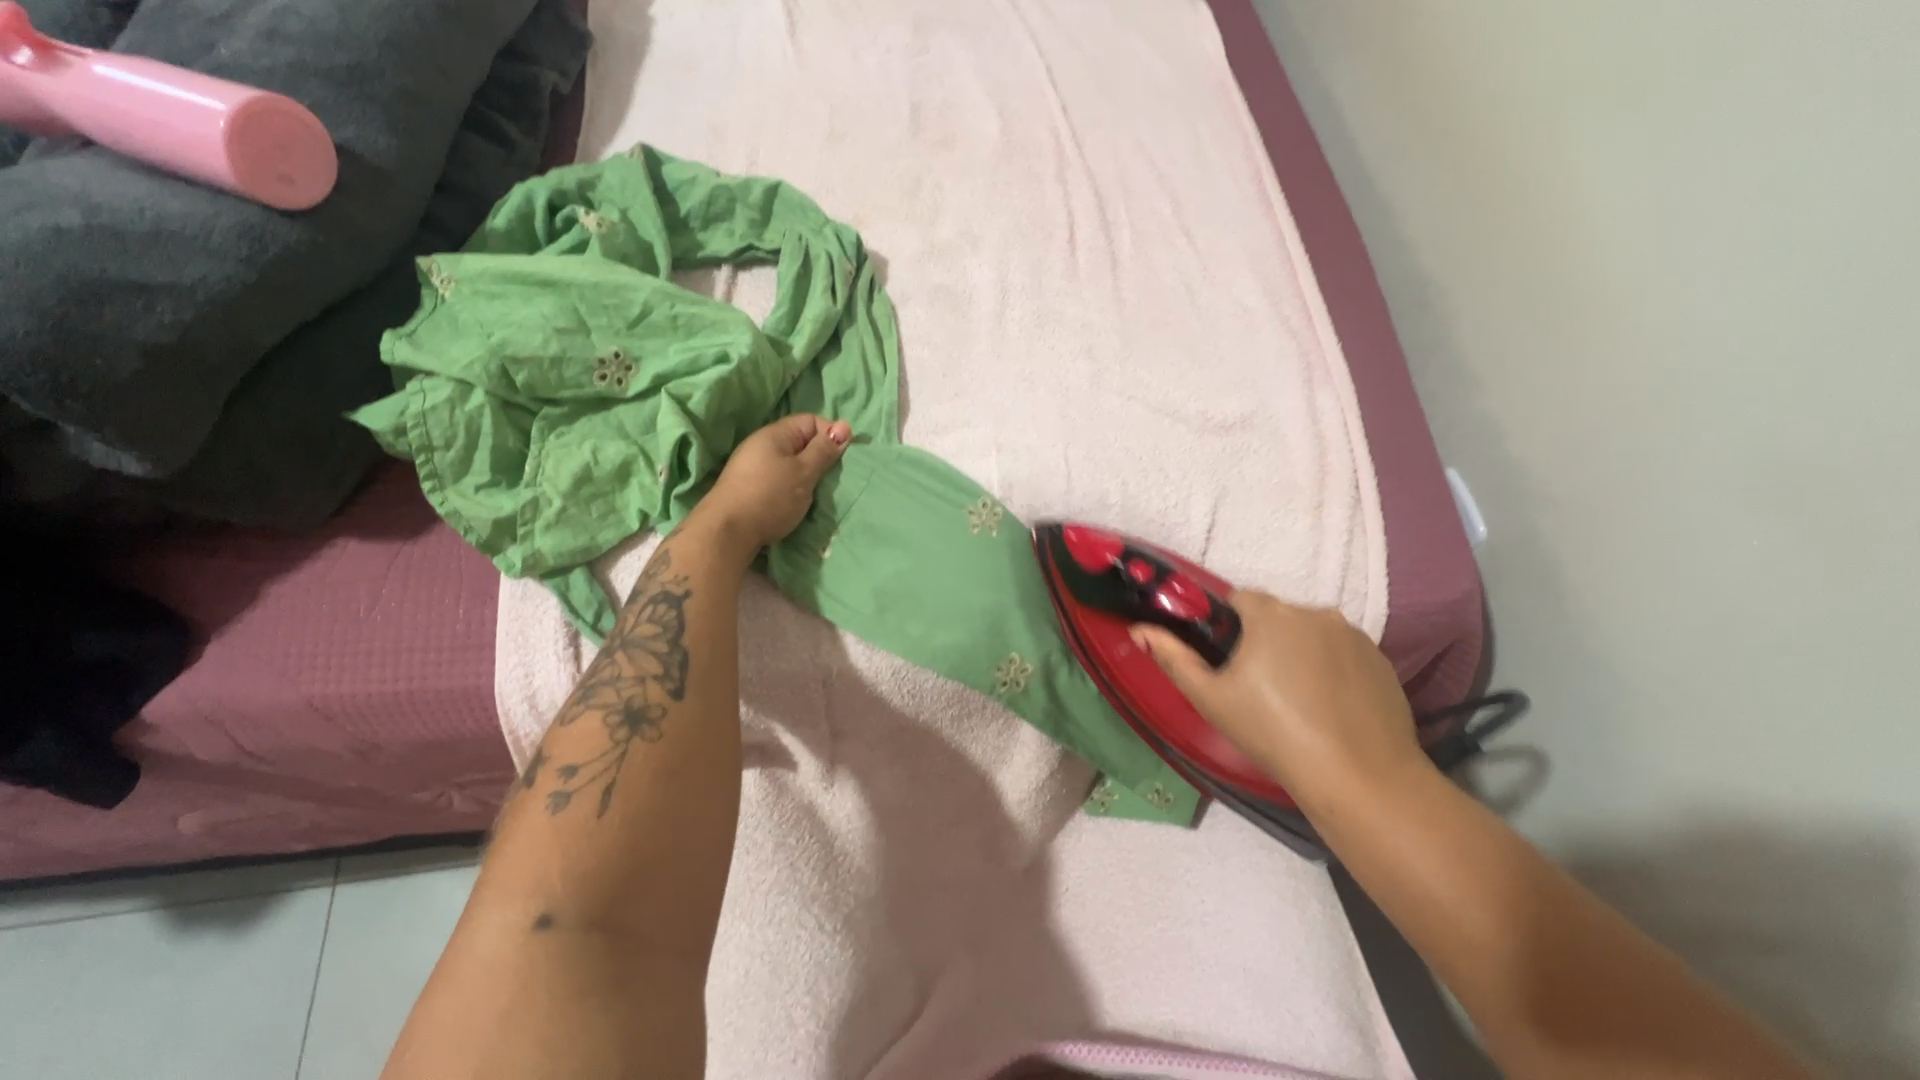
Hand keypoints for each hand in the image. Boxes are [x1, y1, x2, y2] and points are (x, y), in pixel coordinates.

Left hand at [693, 414, 850, 551]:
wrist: (727, 532)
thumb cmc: (770, 497)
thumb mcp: (803, 472)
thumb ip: (824, 450)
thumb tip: (844, 425)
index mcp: (775, 434)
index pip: (811, 421)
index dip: (830, 434)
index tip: (842, 459)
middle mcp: (762, 445)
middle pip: (800, 442)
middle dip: (820, 458)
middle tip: (833, 479)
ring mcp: (753, 467)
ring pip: (790, 463)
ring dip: (807, 476)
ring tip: (818, 493)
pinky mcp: (750, 487)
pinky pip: (779, 478)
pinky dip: (793, 487)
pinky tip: (798, 502)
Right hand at [1130, 591, 1428, 810]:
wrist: (1356, 774)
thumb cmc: (1272, 732)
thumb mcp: (1211, 699)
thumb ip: (1174, 658)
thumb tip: (1140, 630)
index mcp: (1270, 615)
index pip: (1240, 599)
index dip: (1228, 626)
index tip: (1227, 662)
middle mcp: (1314, 612)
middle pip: (1278, 617)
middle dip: (1265, 641)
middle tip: (1259, 689)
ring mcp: (1353, 635)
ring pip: (1313, 635)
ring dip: (1300, 654)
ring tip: (1298, 703)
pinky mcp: (1380, 659)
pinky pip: (1344, 654)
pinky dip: (1333, 671)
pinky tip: (1328, 708)